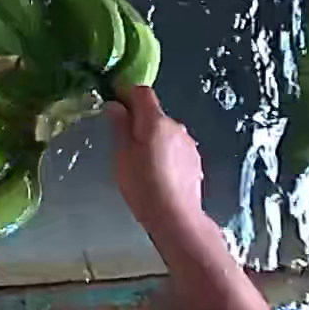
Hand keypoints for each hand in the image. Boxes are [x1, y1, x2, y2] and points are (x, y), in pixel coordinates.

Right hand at [107, 86, 205, 234]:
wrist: (176, 216)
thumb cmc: (143, 186)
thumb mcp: (122, 155)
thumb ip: (120, 126)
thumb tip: (116, 105)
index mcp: (156, 121)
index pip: (143, 92)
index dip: (127, 92)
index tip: (114, 101)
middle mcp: (176, 126)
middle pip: (154, 112)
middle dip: (138, 118)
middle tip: (121, 137)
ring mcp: (188, 142)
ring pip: (165, 130)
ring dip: (152, 136)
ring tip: (139, 160)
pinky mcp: (194, 159)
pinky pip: (174, 146)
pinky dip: (164, 150)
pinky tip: (157, 171)